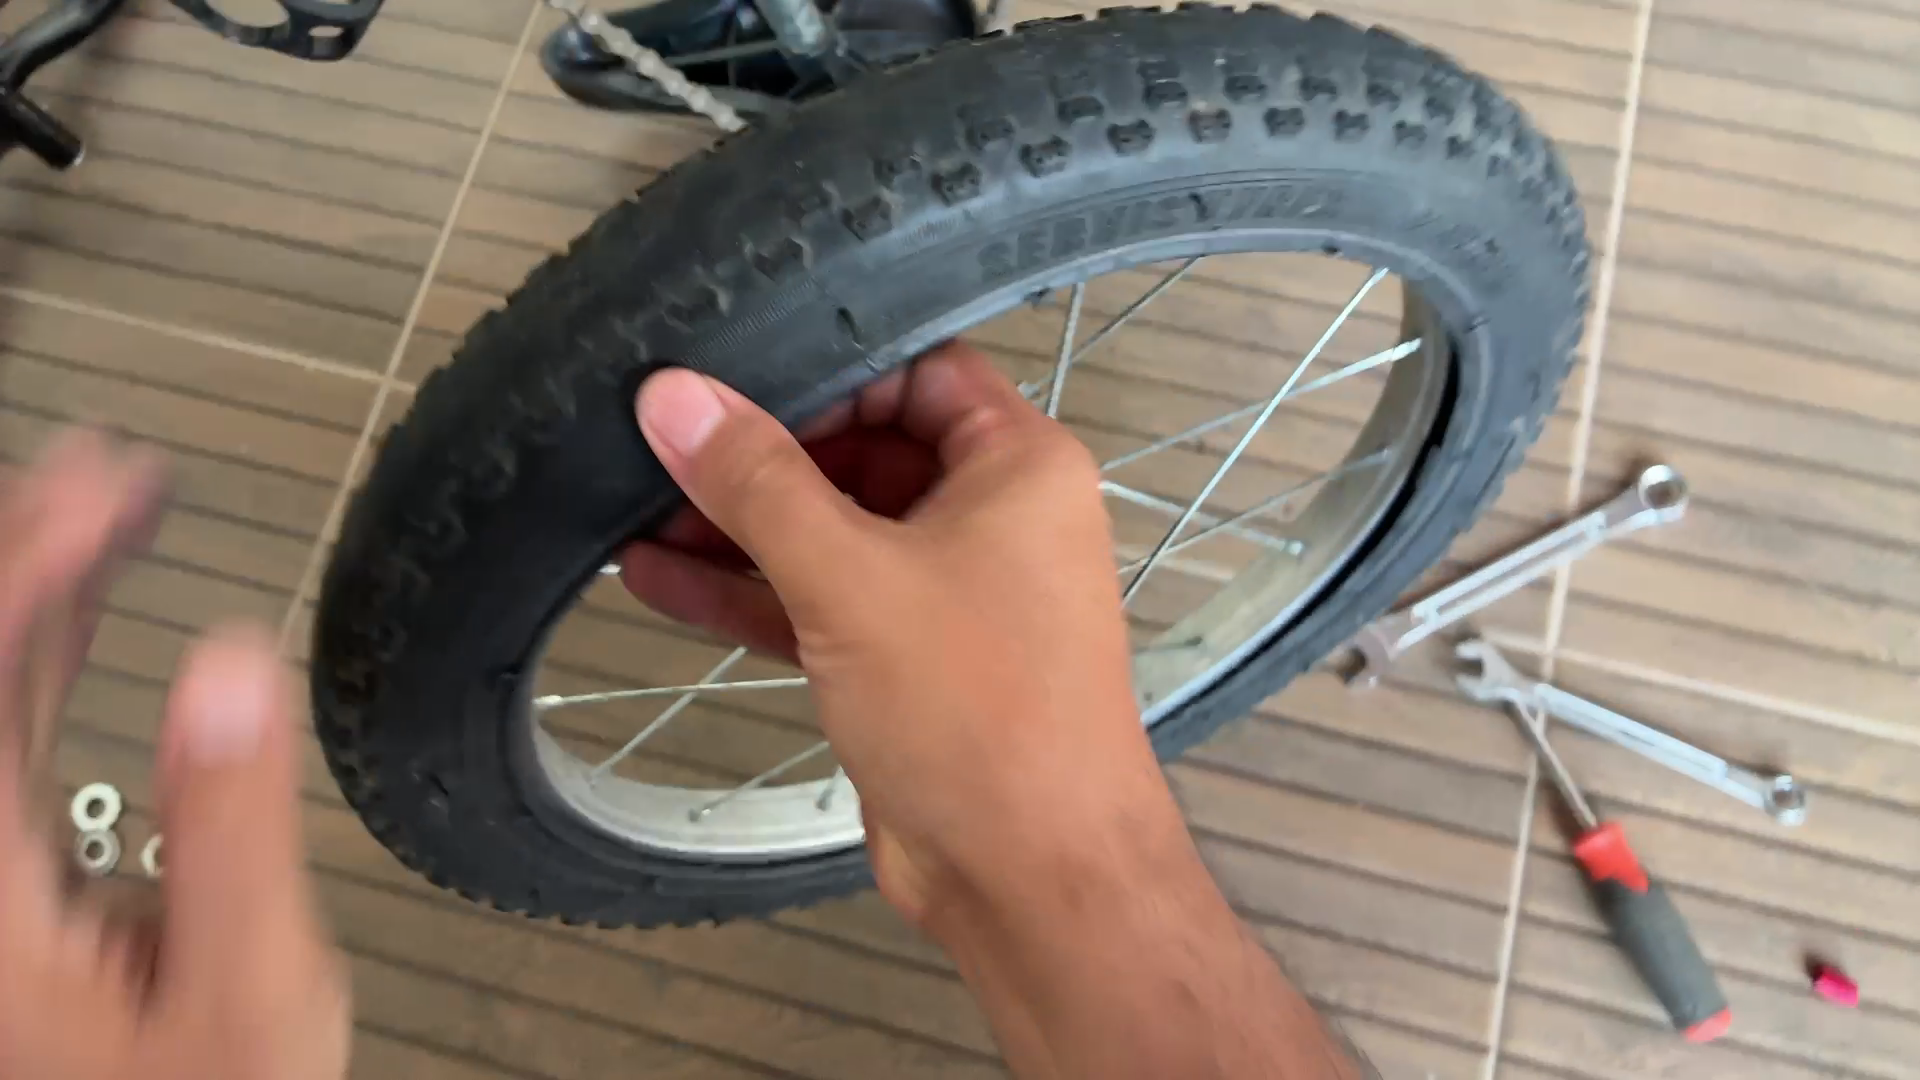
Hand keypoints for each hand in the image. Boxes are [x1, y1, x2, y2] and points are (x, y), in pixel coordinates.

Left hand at [0, 432, 348, 1079]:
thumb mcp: (242, 970)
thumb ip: (227, 818)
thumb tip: (235, 660)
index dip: (26, 572)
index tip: (114, 488)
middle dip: (22, 553)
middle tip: (110, 464)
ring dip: (33, 583)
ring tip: (111, 500)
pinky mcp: (9, 851)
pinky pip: (6, 717)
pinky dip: (42, 641)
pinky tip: (84, 593)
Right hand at [628, 348, 1364, 1078]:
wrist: (1027, 873)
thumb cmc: (972, 703)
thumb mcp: (854, 577)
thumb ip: (759, 485)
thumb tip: (673, 396)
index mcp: (1017, 466)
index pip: (917, 375)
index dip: (828, 373)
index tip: (732, 382)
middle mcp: (992, 515)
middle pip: (866, 452)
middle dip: (765, 459)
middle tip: (659, 446)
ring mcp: (947, 586)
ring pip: (837, 530)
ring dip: (744, 527)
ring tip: (633, 508)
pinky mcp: (907, 649)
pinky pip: (826, 596)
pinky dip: (753, 589)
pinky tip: (657, 574)